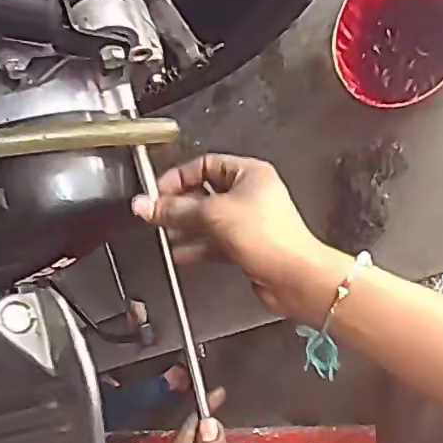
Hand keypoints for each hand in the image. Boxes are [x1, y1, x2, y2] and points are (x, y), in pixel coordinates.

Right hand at [131, 154, 349, 322]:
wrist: (294, 276)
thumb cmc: (271, 238)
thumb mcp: (214, 214)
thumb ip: (177, 209)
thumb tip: (148, 205)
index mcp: (249, 174)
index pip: (205, 165)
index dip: (179, 177)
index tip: (157, 192)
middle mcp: (250, 195)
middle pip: (204, 194)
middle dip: (178, 205)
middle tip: (155, 214)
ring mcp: (248, 222)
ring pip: (208, 220)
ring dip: (185, 227)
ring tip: (163, 233)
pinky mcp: (246, 246)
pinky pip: (215, 242)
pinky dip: (197, 247)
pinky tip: (180, 252)